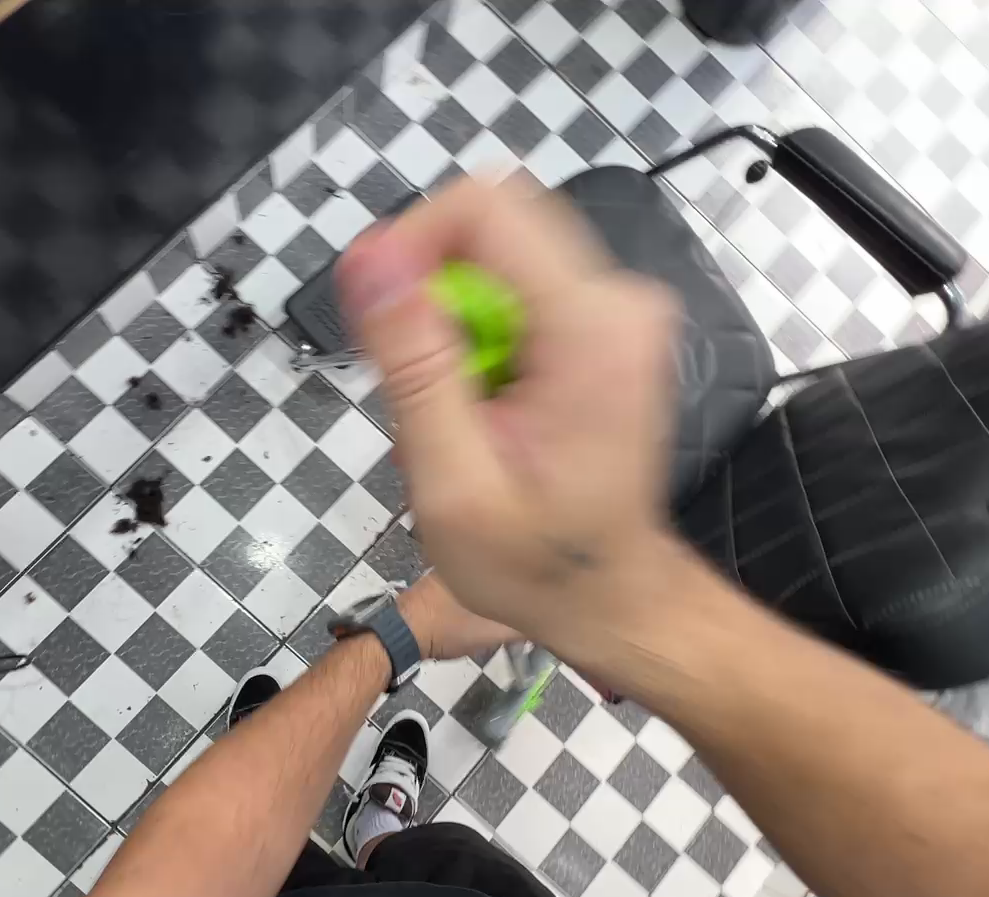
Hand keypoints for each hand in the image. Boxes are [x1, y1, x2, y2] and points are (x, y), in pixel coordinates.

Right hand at [337, 177, 682, 646]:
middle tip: (419, 397)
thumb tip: (369, 258)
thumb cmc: (530, 563)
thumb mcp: (451, 482)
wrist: (605, 595)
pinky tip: (481, 411)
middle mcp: (619, 300)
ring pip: (496, 267)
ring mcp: (618, 313)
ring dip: (450, 333)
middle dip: (429, 304)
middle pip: (489, 233)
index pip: (484, 208)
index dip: (409, 244)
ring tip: (453, 417)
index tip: (374, 320)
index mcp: (590, 328)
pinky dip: (479, 345)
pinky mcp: (605, 329)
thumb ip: (413, 366)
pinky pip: (517, 297)